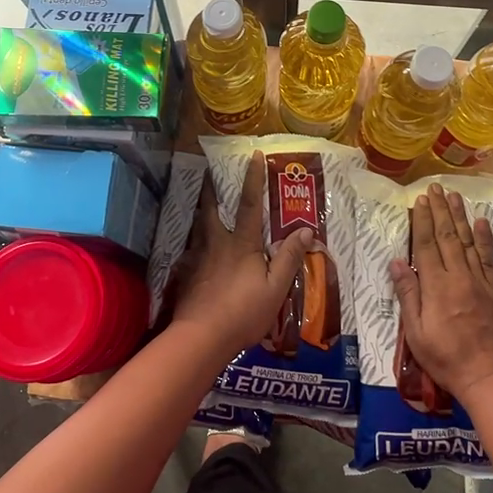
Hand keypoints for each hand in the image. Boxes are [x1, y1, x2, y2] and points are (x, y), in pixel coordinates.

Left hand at [171, 151, 312, 357]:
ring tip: (203, 202)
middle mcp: (217, 243)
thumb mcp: (275, 288)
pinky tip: (195, 248)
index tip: (253, 155)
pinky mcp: (187, 275)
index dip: (253, 178)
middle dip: (210, 187)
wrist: (200, 337)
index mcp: (241, 243)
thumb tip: (304, 229)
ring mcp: (199, 258)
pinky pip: (191, 250)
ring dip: (201, 210)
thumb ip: (288, 258)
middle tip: (208, 171)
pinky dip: (194, 241)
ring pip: (199, 226)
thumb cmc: (243, 312)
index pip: (250, 204)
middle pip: (211, 208)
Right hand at [389, 183, 492, 404]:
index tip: (419, 200)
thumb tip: (396, 262)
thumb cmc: (447, 360)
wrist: (490, 378)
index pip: (426, 245)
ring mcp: (480, 282)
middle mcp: (459, 277)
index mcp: (436, 286)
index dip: (421, 221)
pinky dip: (485, 239)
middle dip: (440, 211)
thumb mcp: (416, 334)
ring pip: (469, 242)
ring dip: (460, 217)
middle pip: (448, 237)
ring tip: (455, 196)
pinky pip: (489, 259)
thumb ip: (408, 295)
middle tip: (436, 188)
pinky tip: (482, 223)